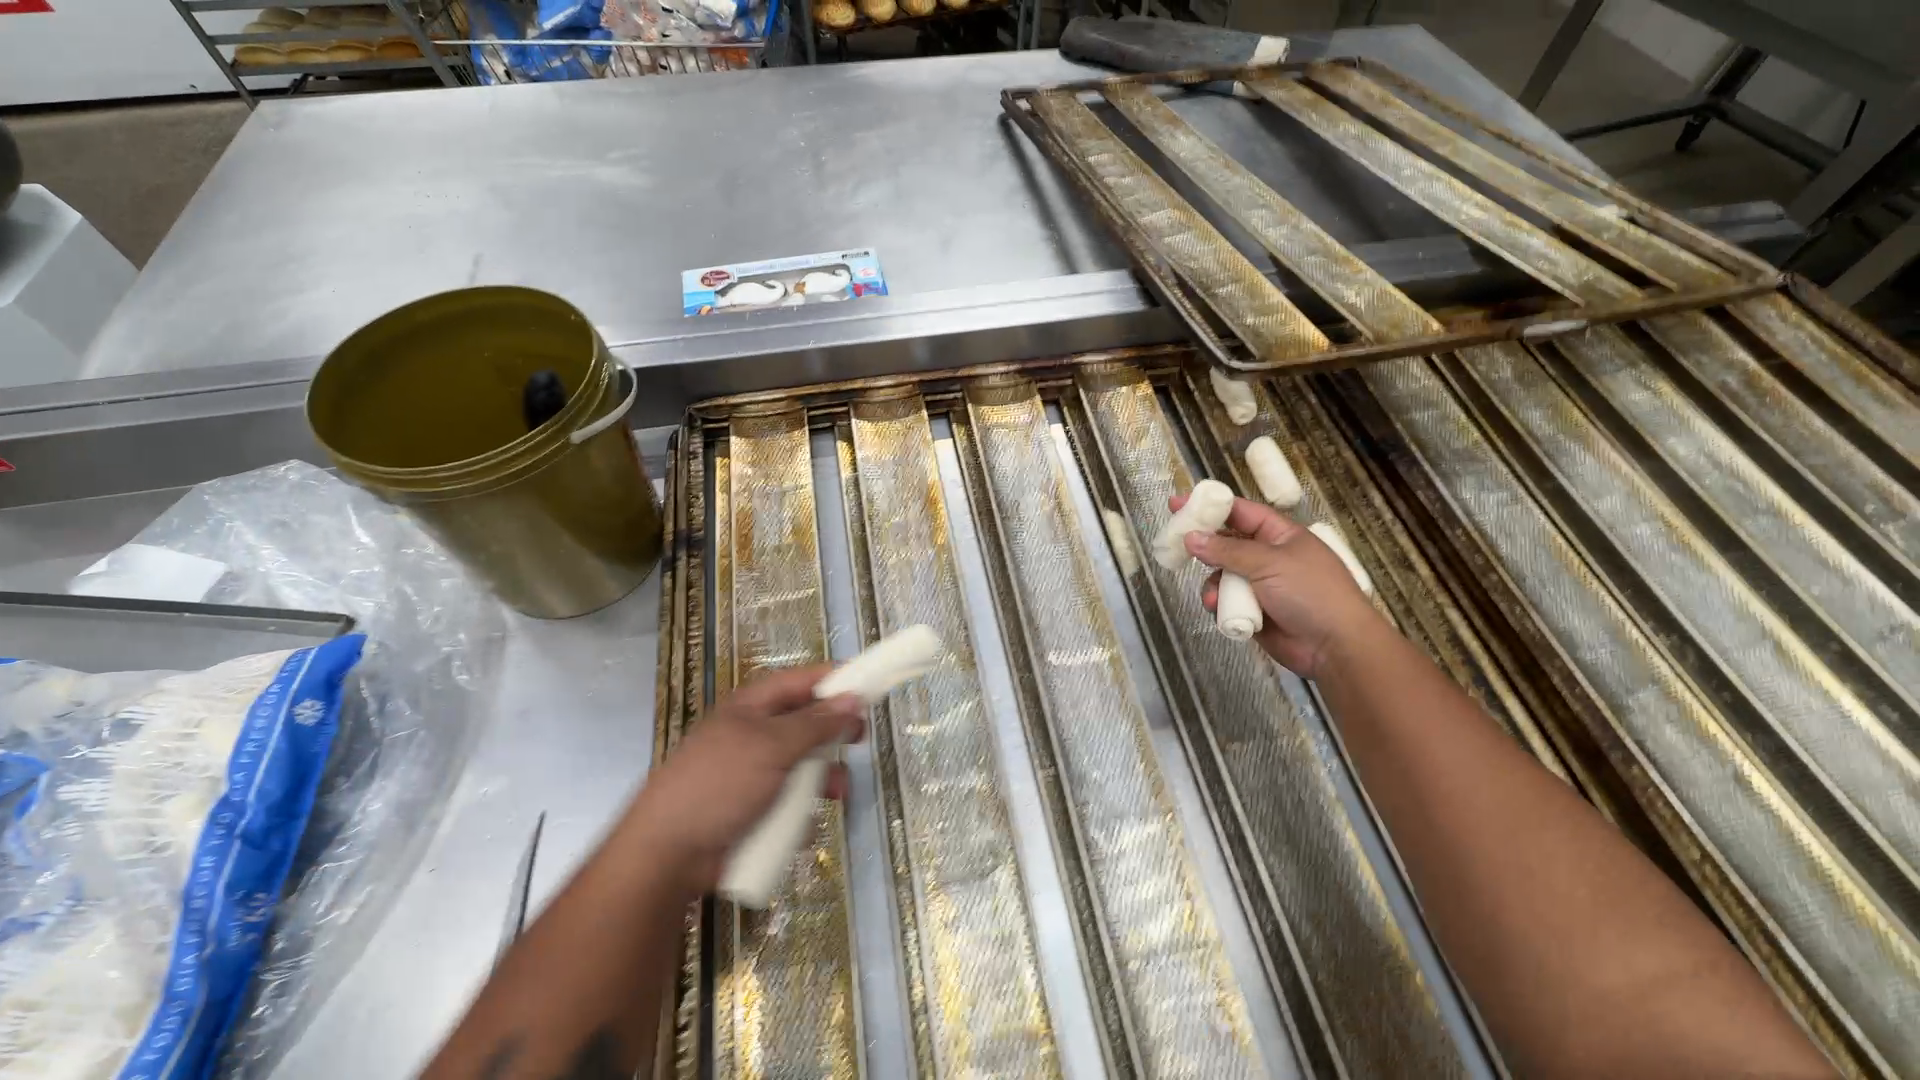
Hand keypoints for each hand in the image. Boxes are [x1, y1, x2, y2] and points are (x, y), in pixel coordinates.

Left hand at [625, 665, 864, 892]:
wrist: (670, 852)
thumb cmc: (718, 784)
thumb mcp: (771, 746)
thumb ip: (815, 723)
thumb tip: (853, 697)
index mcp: (752, 707)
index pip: (801, 681)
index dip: (835, 679)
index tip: (870, 685)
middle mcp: (756, 734)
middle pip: (807, 722)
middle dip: (833, 733)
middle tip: (859, 739)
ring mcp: (757, 773)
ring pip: (806, 765)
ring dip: (824, 776)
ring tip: (837, 792)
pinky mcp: (758, 808)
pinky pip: (794, 799)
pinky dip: (804, 807)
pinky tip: (807, 821)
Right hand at [1170, 492, 1382, 678]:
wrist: (1334, 645)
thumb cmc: (1310, 592)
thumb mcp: (1269, 563)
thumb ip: (1227, 550)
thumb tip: (1191, 538)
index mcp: (1281, 535)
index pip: (1241, 513)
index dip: (1212, 506)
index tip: (1180, 504)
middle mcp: (1269, 557)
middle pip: (1227, 544)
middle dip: (1204, 546)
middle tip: (1174, 544)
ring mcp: (1261, 586)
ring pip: (1222, 575)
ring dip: (1213, 583)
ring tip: (1212, 595)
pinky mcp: (1254, 612)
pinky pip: (1225, 601)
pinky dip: (1219, 604)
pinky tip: (1218, 610)